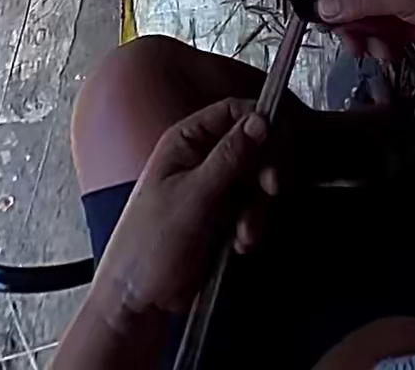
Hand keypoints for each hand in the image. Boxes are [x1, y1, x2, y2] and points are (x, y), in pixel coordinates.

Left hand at [92, 98, 269, 320]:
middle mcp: (204, 155)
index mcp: (187, 140)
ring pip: (258, 175)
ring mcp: (216, 184)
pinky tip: (241, 243)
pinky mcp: (225, 212)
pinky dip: (254, 222)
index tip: (276, 144)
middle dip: (264, 168)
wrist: (138, 305)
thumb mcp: (193, 197)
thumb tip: (260, 120)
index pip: (233, 111)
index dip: (258, 122)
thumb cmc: (151, 245)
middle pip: (253, 142)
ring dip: (259, 204)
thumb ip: (229, 157)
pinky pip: (254, 204)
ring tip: (245, 232)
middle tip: (269, 189)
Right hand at [316, 0, 414, 57]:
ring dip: (367, 36)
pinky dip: (382, 38)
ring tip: (381, 52)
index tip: (330, 26)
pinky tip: (391, 50)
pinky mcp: (400, 2)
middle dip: (351, 24)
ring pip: (361, 12)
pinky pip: (379, 20)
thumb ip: (357, 1)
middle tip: (357, 48)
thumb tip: (322, 7)